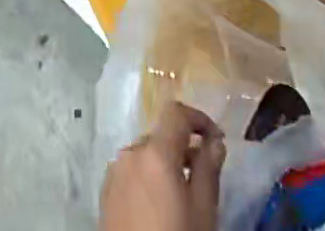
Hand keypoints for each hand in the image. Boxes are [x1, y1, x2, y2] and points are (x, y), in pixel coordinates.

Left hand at [100, 102, 223, 230]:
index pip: (175, 113)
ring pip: (146, 154)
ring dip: (167, 164)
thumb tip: (215, 141)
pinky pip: (132, 170)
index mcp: (154, 152)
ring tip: (186, 196)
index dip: (199, 118)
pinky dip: (150, 176)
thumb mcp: (204, 211)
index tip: (217, 137)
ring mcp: (115, 168)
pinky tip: (161, 205)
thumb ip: (209, 170)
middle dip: (184, 149)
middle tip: (207, 175)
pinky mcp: (107, 186)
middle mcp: (130, 152)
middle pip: (160, 136)